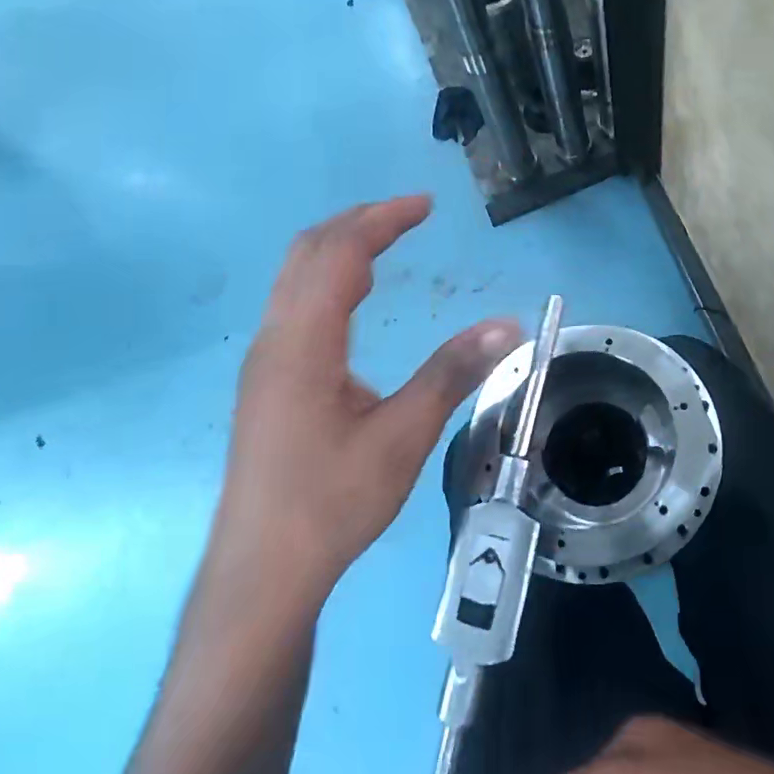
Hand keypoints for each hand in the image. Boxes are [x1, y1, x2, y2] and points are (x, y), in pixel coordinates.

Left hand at [209, 196, 520, 601]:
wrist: (265, 567)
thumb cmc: (333, 500)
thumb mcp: (403, 436)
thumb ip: (452, 373)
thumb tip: (508, 324)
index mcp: (303, 343)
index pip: (338, 254)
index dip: (382, 221)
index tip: (425, 206)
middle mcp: (275, 341)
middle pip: (307, 255)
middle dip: (357, 225)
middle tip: (406, 216)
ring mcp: (265, 364)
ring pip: (296, 283)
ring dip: (339, 253)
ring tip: (386, 247)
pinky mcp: (268, 387)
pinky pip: (296, 311)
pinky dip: (330, 286)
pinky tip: (356, 308)